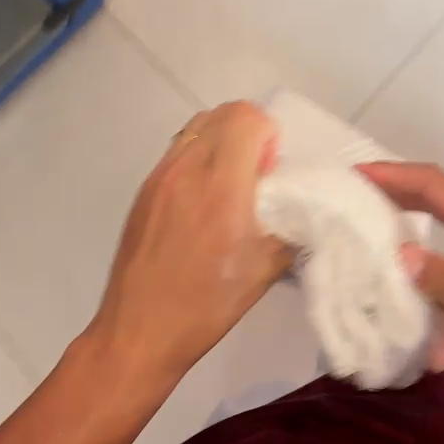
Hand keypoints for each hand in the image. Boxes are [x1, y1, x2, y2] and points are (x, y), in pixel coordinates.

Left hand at [84, 102, 292, 387]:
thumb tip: (305, 201)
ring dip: (222, 139)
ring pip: (198, 125)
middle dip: (249, 131)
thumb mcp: (266, 268)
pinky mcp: (144, 187)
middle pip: (223, 113)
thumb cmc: (207, 304)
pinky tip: (202, 199)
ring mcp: (160, 174)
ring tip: (229, 182)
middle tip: (256, 173)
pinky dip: (199, 155)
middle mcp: (188, 167)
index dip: (268, 135)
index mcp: (222, 184)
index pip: (247, 118)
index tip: (271, 170)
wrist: (139, 331)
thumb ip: (291, 222)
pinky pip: (179, 148)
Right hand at [358, 162, 443, 402]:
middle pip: (435, 203)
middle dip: (396, 202)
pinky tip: (436, 344)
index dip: (392, 173)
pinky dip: (443, 301)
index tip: (354, 174)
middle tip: (354, 208)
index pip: (432, 183)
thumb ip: (443, 280)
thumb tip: (399, 253)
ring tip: (384, 281)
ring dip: (419, 268)